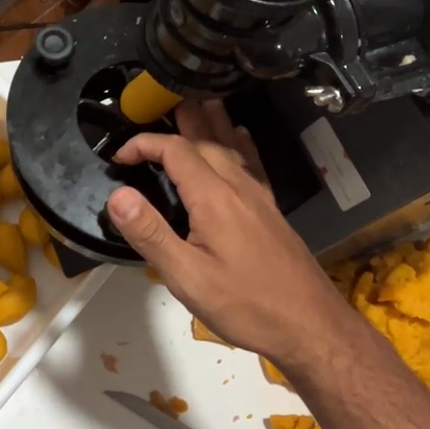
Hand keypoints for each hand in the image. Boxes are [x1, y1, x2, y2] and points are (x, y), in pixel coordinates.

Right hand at [106, 98, 349, 362]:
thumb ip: (151, 234)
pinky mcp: (271, 211)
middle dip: (179, 119)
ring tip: (196, 101)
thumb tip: (118, 195)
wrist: (312, 327)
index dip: (144, 145)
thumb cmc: (246, 305)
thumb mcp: (187, 278)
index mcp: (213, 198)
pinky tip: (239, 135)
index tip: (118, 157)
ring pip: (230, 146)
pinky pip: (252, 163)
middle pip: (205, 139)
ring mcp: (258, 197)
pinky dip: (239, 142)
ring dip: (209, 122)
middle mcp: (237, 187)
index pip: (175, 151)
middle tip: (156, 102)